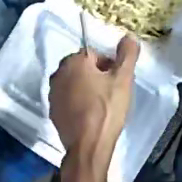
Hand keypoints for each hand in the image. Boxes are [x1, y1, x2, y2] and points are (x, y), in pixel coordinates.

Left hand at [48, 36, 138, 166]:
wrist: (88, 146)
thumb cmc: (106, 109)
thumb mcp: (122, 79)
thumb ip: (127, 54)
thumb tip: (129, 36)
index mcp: (73, 61)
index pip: (94, 54)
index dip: (109, 66)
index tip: (116, 81)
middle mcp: (58, 73)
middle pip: (83, 68)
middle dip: (97, 77)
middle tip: (111, 93)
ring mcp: (53, 94)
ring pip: (75, 84)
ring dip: (87, 90)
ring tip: (102, 106)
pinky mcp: (53, 111)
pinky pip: (69, 100)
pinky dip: (78, 104)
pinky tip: (90, 116)